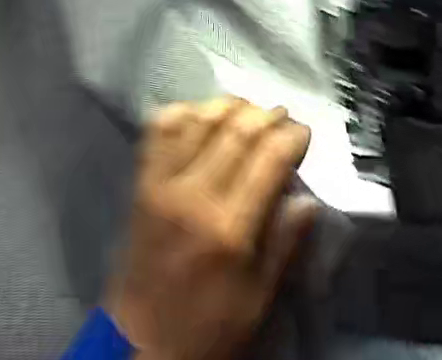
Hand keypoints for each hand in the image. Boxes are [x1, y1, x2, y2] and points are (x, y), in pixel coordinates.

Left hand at [105, 98, 319, 359]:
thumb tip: (308, 198)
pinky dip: (184, 112)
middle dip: (268, 115)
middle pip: (238, 130)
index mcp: (229, 228)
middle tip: (284, 116)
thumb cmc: (205, 329)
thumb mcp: (257, 300)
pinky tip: (203, 115)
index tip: (304, 132)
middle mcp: (194, 195)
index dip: (293, 135)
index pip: (270, 157)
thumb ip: (284, 244)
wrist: (133, 348)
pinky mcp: (141, 184)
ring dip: (231, 106)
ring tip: (250, 111)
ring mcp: (162, 185)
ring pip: (201, 120)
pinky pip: (160, 130)